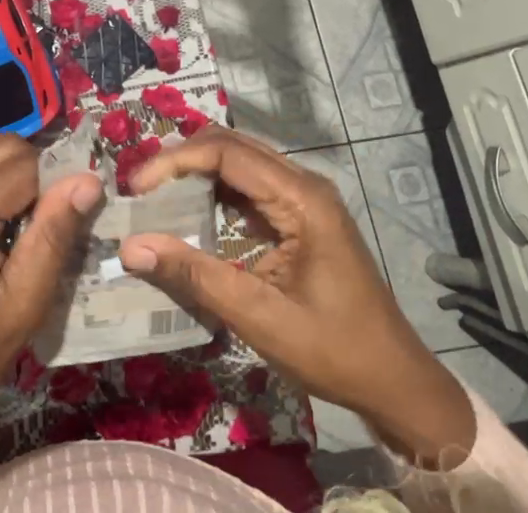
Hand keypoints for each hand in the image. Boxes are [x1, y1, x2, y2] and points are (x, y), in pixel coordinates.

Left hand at [0, 125, 102, 456]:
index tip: (59, 228)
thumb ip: (52, 238)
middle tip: (37, 225)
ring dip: (6, 166)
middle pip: (3, 144)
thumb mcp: (22, 307)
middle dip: (32, 174)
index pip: (25, 164)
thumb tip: (87, 180)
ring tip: (15, 214)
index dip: (54, 188)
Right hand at [120, 127, 475, 467]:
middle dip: (179, 160)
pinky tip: (187, 215)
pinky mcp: (300, 217)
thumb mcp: (260, 317)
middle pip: (231, 146)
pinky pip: (249, 187)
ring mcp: (305, 200)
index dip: (175, 162)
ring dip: (194, 173)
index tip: (136, 189)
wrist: (395, 381)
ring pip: (239, 162)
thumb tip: (132, 247)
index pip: (226, 153)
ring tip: (153, 198)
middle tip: (138, 190)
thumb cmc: (333, 350)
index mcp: (303, 201)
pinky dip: (212, 192)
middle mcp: (305, 187)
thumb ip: (196, 277)